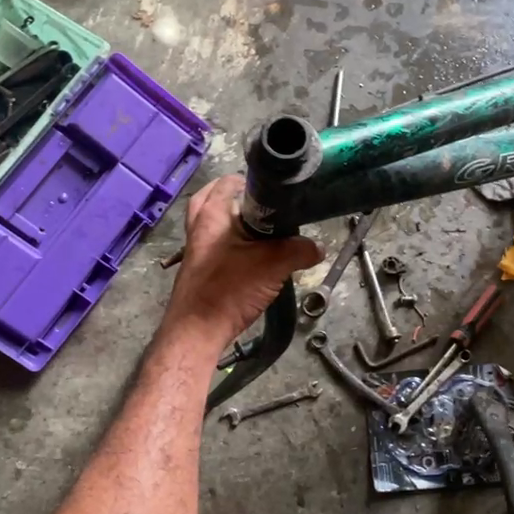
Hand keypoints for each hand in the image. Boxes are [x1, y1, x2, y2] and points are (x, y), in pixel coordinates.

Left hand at [165, 175, 320, 338]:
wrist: (197, 331)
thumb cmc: (229, 289)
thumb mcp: (273, 265)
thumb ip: (299, 251)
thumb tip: (319, 247)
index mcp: (211, 215)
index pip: (226, 183)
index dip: (250, 181)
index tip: (273, 190)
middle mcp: (199, 228)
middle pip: (210, 199)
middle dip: (233, 197)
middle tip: (258, 203)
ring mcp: (195, 251)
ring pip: (211, 224)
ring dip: (230, 221)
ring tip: (259, 229)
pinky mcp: (198, 270)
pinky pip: (214, 246)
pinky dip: (230, 243)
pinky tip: (250, 256)